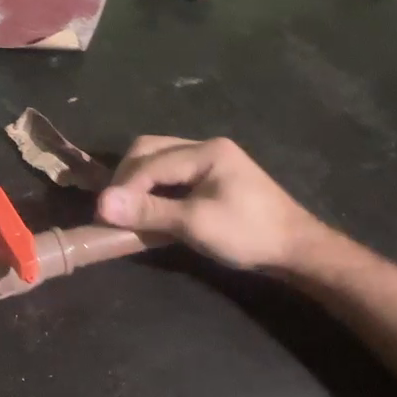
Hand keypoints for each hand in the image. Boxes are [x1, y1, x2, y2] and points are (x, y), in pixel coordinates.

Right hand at [96, 136, 324, 270]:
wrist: (295, 249)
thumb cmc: (248, 234)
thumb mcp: (195, 224)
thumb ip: (149, 212)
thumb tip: (101, 205)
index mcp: (206, 151)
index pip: (149, 162)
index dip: (122, 189)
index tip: (103, 216)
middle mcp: (206, 147)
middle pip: (149, 150)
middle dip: (126, 178)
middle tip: (112, 210)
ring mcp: (210, 160)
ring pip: (158, 159)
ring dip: (137, 182)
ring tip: (126, 210)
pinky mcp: (212, 177)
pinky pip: (170, 173)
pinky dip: (153, 188)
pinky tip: (148, 208)